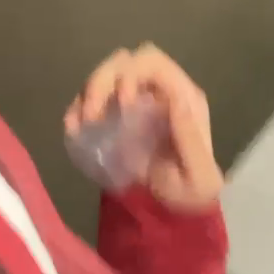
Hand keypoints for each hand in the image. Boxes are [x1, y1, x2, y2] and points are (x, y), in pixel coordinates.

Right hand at [64, 43, 223, 212]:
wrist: (169, 212)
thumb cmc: (188, 194)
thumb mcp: (200, 177)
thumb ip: (191, 140)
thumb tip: (174, 99)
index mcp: (181, 96)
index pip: (152, 62)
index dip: (133, 74)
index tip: (123, 105)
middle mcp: (155, 89)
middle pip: (122, 61)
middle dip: (102, 81)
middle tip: (93, 116)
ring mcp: (131, 97)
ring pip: (103, 73)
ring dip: (88, 94)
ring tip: (83, 125)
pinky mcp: (111, 109)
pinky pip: (88, 95)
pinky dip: (77, 106)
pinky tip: (73, 127)